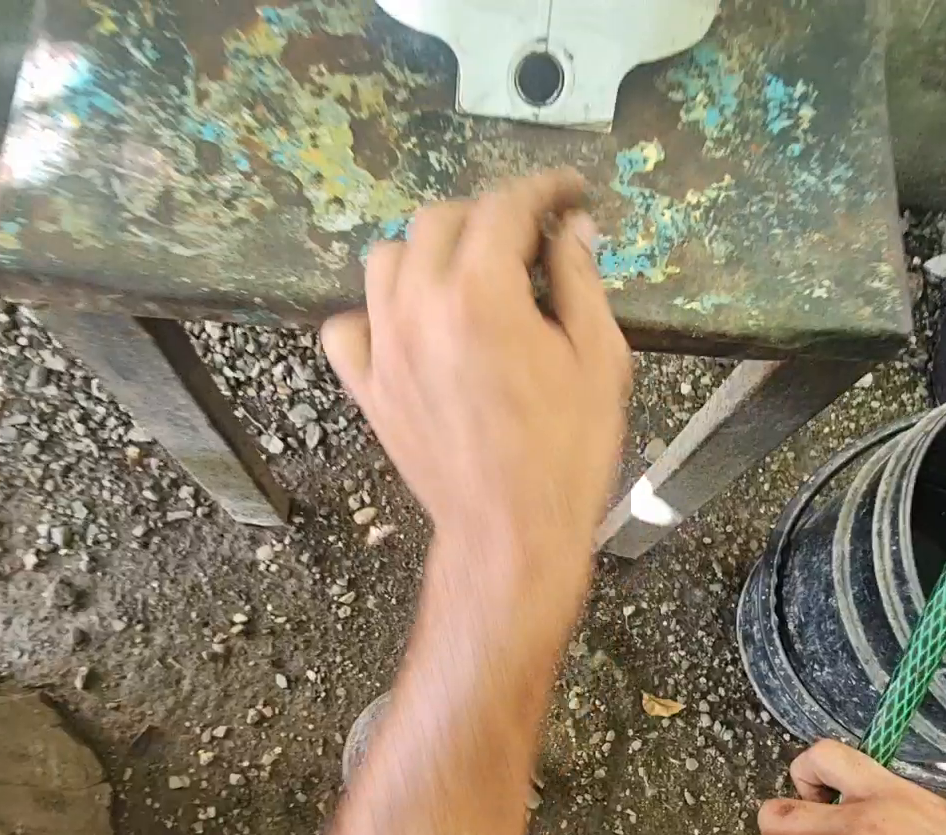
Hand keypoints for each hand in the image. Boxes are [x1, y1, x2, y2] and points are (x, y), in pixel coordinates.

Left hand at [321, 170, 631, 566]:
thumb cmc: (567, 453)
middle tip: (527, 242)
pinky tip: (408, 328)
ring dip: (427, 253)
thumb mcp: (598, 362)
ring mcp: (384, 348)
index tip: (567, 193)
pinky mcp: (367, 388)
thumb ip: (581, 282)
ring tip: (466, 276)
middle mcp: (420, 308)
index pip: (505, 207)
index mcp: (483, 295)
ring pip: (385, 261)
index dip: (542, 189)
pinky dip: (374, 314)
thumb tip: (572, 229)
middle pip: (439, 221)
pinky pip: (346, 327)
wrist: (511, 533)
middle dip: (488, 216)